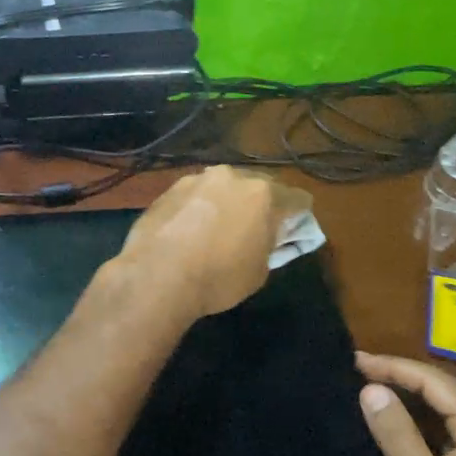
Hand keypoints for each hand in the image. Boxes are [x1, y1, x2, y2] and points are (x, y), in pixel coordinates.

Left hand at [120, 166, 308, 318]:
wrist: (156, 275)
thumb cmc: (217, 278)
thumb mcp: (258, 272)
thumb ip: (268, 246)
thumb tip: (263, 238)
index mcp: (264, 195)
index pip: (299, 199)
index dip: (298, 217)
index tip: (290, 232)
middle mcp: (233, 177)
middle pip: (260, 185)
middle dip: (261, 204)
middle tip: (253, 228)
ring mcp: (199, 179)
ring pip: (224, 186)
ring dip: (227, 201)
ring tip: (216, 228)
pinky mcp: (170, 188)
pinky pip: (196, 194)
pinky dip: (199, 206)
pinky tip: (188, 229)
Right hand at [355, 352, 455, 455]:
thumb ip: (397, 435)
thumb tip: (370, 390)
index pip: (439, 383)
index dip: (395, 368)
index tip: (356, 361)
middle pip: (451, 389)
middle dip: (406, 377)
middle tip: (361, 370)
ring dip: (419, 396)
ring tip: (377, 387)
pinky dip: (434, 418)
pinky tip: (408, 419)